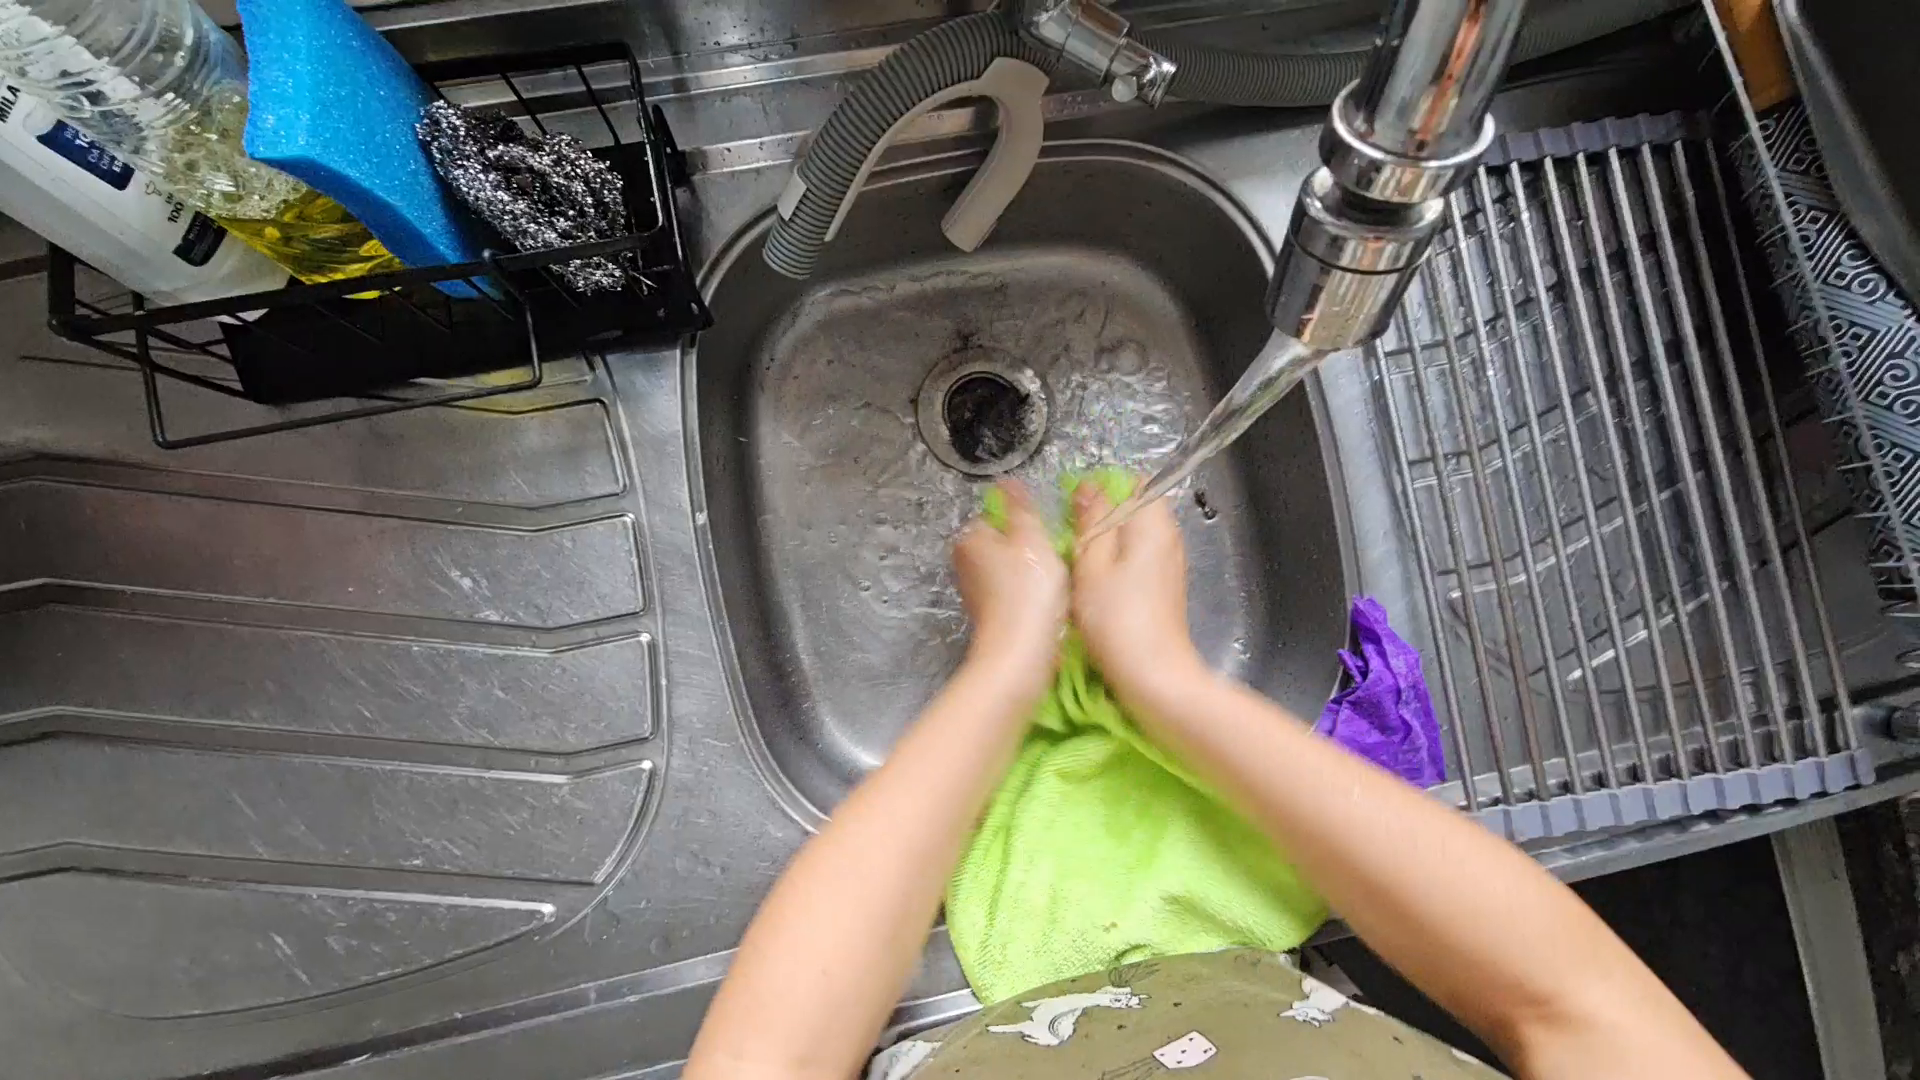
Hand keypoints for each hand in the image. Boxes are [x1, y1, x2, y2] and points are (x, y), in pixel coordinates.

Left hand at [953, 480, 1068, 680]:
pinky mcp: (988, 614)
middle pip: (1004, 542)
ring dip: (1031, 573)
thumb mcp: (1031, 538)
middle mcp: (964, 562)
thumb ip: (1020, 507)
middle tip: (1051, 561)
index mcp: (969, 538)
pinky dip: (1028, 595)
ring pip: (1009, 569)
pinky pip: (1012, 593)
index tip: (1045, 538)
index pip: (998, 515)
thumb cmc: (1028, 590)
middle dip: (1028, 549)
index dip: (1025, 524)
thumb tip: (1006, 480)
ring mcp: (974, 591)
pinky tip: (1045, 605)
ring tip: (1051, 585)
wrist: (1020, 653)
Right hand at [1071, 481, 1206, 701]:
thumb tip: (1089, 488)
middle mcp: (1169, 538)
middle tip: (1070, 540)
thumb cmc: (1116, 618)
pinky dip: (1115, 566)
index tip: (1075, 509)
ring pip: (1133, 538)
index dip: (1103, 489)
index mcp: (1153, 524)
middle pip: (1134, 510)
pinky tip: (1094, 587)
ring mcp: (1169, 565)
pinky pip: (1137, 561)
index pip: (1135, 483)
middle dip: (1102, 518)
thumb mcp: (1091, 565)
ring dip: (1105, 545)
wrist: (1153, 676)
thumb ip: (1092, 522)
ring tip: (1077, 564)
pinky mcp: (1163, 589)